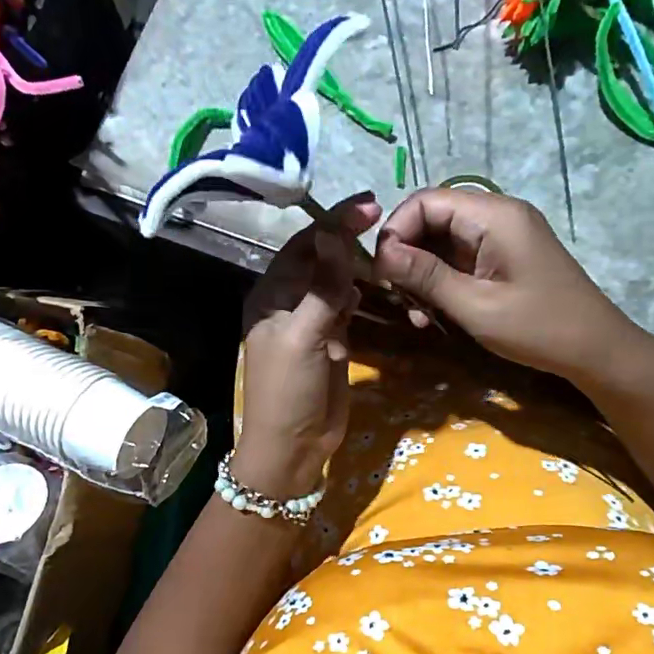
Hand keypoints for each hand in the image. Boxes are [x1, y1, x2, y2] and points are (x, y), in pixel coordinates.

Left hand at [235, 194, 380, 498]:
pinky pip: (343, 308)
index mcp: (271, 295)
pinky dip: (357, 296)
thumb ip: (323, 287)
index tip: (370, 205)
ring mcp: (309, 322)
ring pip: (333, 282)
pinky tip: (371, 289)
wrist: (294, 447)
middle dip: (346, 239)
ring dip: (354, 266)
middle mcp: (287, 302)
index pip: (304, 246)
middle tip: (382, 220)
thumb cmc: (290, 391)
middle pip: (319, 259)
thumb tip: (335, 235)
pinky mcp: (328, 341)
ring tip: (382, 250)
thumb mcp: (304, 336)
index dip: (335, 224)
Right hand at [375, 188, 640, 381]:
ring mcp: (503, 236)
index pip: (425, 202)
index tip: (381, 274)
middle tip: (396, 298)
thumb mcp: (475, 306)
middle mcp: (497, 215)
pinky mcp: (505, 257)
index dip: (395, 232)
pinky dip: (443, 283)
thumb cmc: (538, 327)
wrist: (595, 349)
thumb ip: (426, 276)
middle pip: (432, 220)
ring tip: (417, 315)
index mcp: (493, 215)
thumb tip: (381, 254)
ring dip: (423, 275)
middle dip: (407, 257)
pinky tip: (434, 315)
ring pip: (443, 242)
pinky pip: (461, 259)